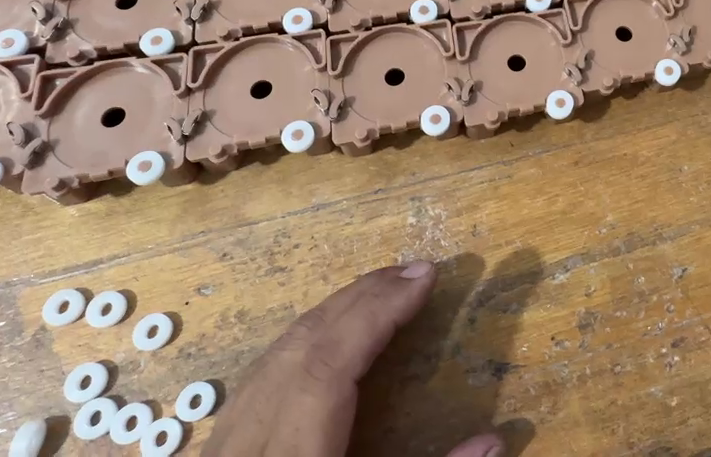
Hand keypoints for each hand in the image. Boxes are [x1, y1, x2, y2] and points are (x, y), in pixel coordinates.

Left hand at [203, 261, 503, 456]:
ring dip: (331, 314)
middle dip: (361, 299)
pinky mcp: (215, 456)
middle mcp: (245, 448)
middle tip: (414, 272)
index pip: (327, 366)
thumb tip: (495, 442)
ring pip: (272, 360)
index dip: (376, 312)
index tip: (425, 276)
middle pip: (299, 350)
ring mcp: (220, 451)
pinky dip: (302, 344)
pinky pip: (259, 381)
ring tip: (381, 290)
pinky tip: (326, 339)